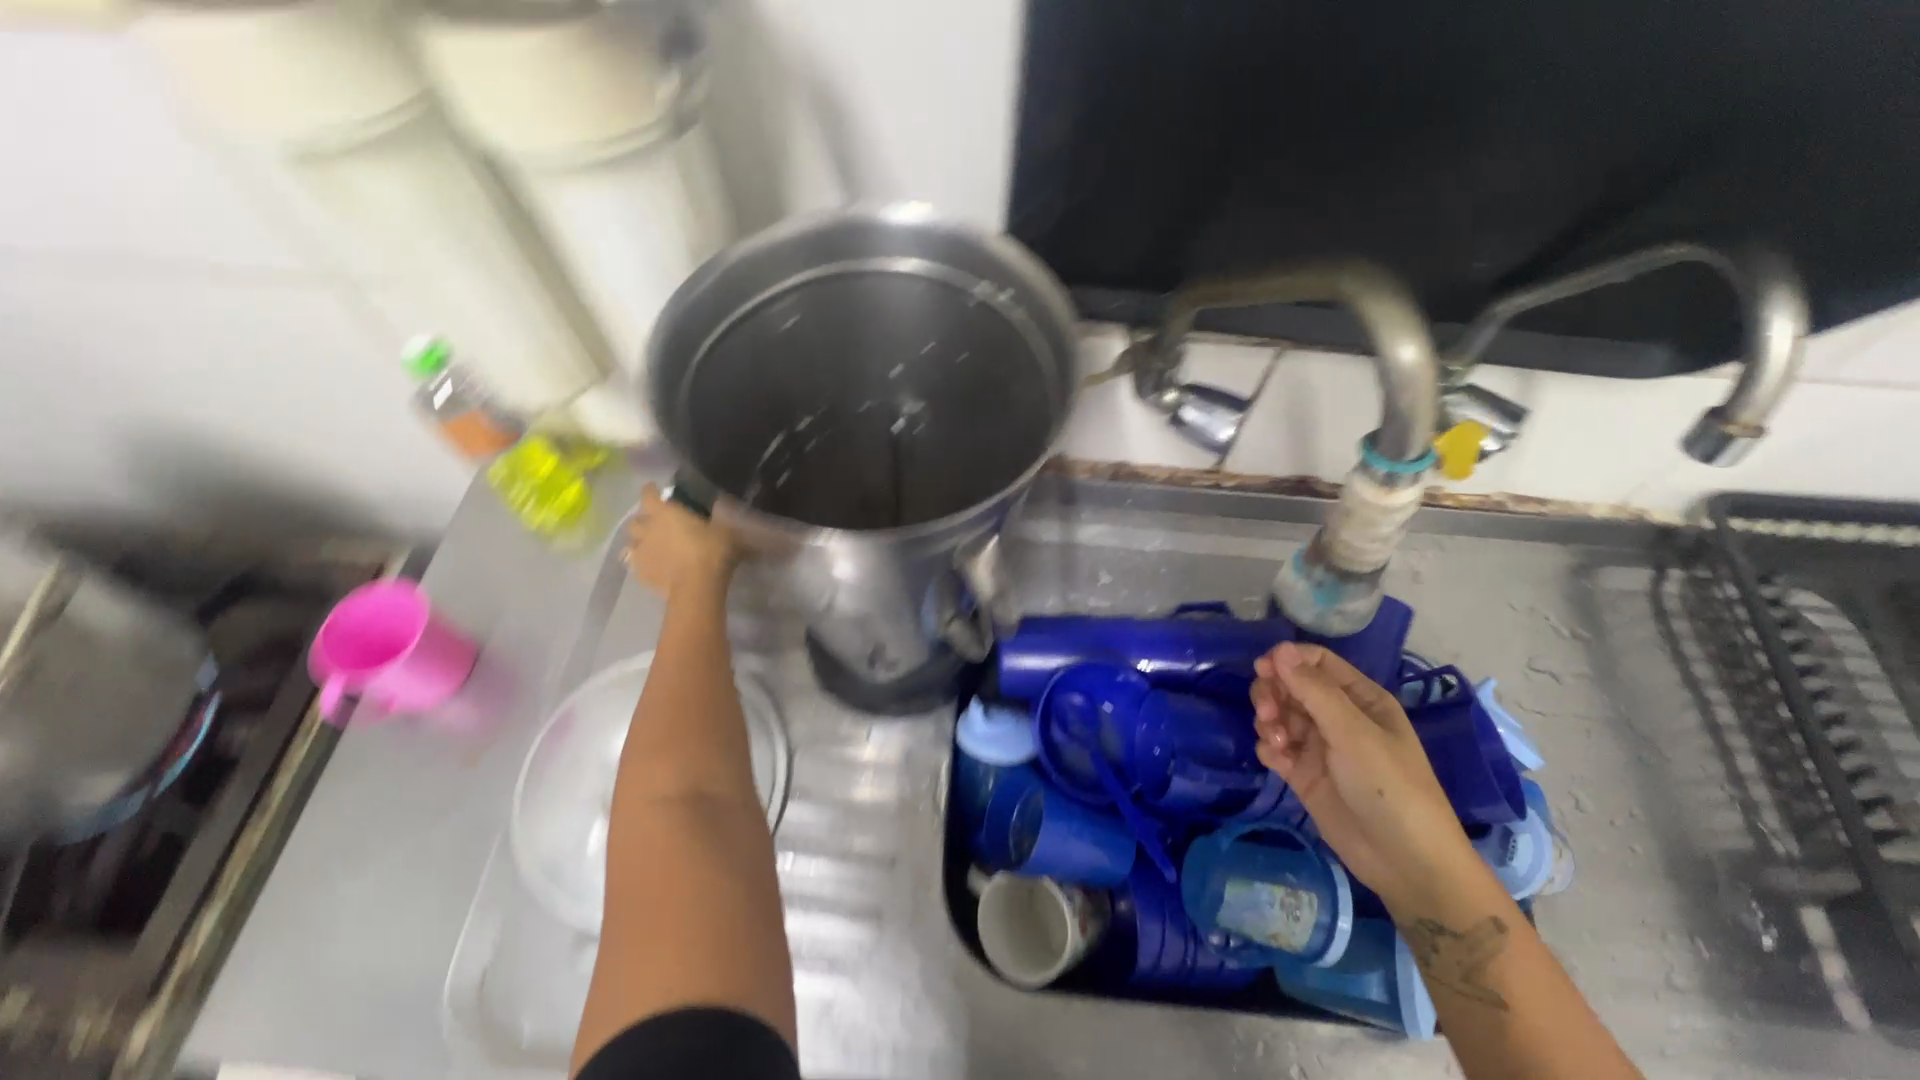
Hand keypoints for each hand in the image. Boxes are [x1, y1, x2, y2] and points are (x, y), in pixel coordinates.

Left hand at [625, 484, 739, 593]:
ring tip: (652, 547)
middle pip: (635, 520)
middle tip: (656, 523)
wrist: (697, 586)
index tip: (656, 490)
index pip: (648, 494)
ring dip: (640, 543)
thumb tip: (722, 506)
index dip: (651, 491)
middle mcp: (647, 529)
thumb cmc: (711, 551)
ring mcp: (641, 553)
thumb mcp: (724, 529)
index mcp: (664, 512)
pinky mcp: (641, 574)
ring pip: (631, 543)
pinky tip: (654, 567)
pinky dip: (643, 563)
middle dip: (644, 520)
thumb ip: (718, 517)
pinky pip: (636, 565)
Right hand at [1250, 642, 1486, 914]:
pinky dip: (1269, 749)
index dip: (1287, 661)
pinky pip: (1275, 748)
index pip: (1316, 662)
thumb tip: (1279, 648)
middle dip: (1273, 694)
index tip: (1261, 671)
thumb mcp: (1353, 733)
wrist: (1403, 860)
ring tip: (1277, 743)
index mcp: (1360, 699)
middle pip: (1291, 686)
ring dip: (1269, 722)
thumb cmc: (1389, 786)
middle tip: (1267, 714)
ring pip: (1279, 716)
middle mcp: (1338, 717)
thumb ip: (1314, 690)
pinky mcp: (1304, 775)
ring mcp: (1320, 747)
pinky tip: (1277, 761)